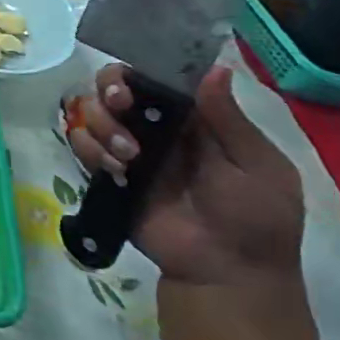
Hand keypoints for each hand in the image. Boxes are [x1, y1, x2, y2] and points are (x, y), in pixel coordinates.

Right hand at [67, 64, 303, 287]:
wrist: (226, 272)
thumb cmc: (255, 218)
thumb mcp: (258, 167)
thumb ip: (229, 120)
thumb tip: (215, 67)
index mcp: (191, 119)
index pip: (153, 78)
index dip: (137, 71)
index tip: (137, 82)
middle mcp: (154, 127)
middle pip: (111, 87)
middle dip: (108, 91)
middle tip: (120, 107)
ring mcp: (127, 150)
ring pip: (90, 112)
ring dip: (103, 126)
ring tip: (129, 158)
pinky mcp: (108, 173)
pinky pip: (81, 145)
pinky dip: (90, 150)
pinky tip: (116, 171)